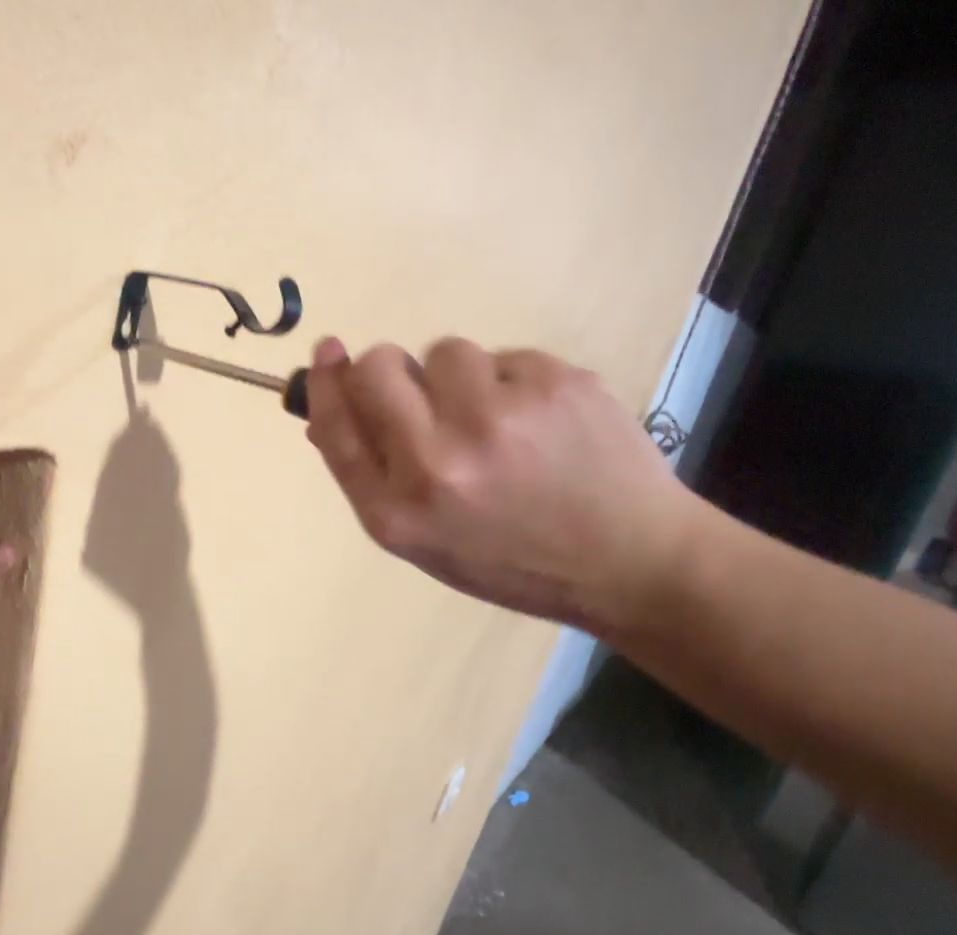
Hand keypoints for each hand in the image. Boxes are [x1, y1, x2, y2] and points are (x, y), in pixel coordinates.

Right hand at [304, 336, 698, 633]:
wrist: (630, 561)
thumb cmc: (513, 560)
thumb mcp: (425, 542)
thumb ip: (373, 479)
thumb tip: (332, 408)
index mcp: (398, 512)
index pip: (337, 427)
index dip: (326, 384)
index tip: (329, 353)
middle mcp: (437, 462)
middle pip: (378, 367)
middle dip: (388, 369)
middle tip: (421, 393)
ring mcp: (498, 418)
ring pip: (445, 351)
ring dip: (458, 377)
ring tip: (498, 422)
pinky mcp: (554, 385)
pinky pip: (505, 357)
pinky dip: (514, 383)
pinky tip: (543, 423)